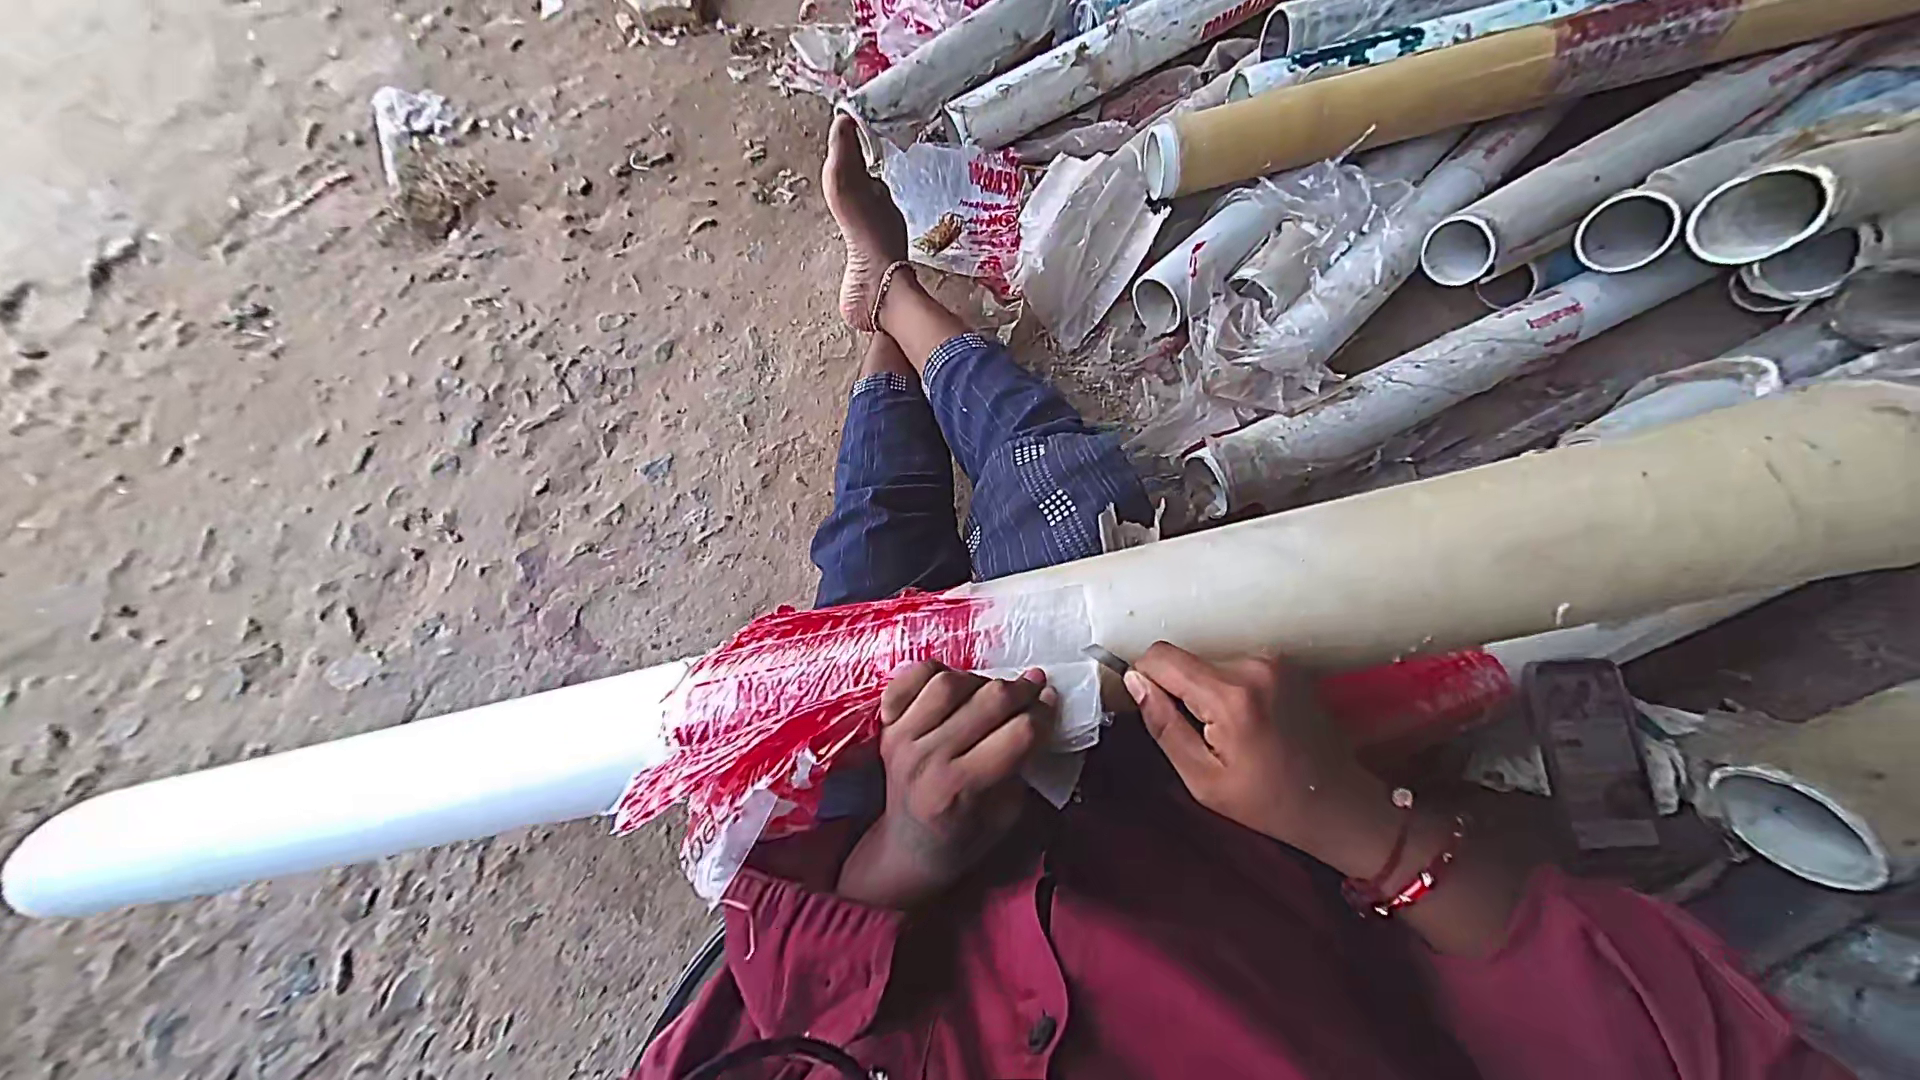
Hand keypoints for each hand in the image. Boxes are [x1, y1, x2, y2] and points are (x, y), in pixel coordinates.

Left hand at [836, 662, 1050, 908]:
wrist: (908, 848)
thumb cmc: (965, 837)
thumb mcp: (1008, 813)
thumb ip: (1024, 761)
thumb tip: (1041, 705)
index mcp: (960, 789)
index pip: (1018, 734)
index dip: (1043, 714)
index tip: (1051, 703)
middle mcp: (928, 759)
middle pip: (988, 701)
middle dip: (1022, 691)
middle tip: (1035, 687)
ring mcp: (902, 738)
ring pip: (951, 683)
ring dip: (981, 680)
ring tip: (993, 690)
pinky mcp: (888, 724)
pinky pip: (912, 678)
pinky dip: (935, 672)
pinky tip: (954, 683)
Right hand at [1125, 643, 1395, 871]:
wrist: (1340, 804)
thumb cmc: (1270, 801)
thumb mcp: (1202, 778)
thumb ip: (1162, 723)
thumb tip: (1133, 680)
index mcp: (1231, 696)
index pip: (1160, 657)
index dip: (1145, 679)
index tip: (1158, 711)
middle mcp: (1252, 666)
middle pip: (1182, 658)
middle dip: (1176, 688)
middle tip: (1199, 731)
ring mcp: (1272, 660)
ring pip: (1204, 660)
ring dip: (1202, 687)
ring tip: (1227, 729)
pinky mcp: (1282, 661)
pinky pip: (1229, 663)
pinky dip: (1225, 686)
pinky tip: (1246, 720)